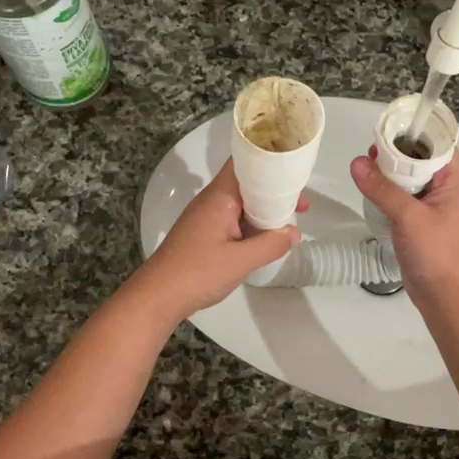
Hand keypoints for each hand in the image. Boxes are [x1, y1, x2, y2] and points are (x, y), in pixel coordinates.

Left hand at [128, 159, 302, 321]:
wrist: (158, 296)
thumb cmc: (198, 273)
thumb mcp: (241, 261)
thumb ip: (271, 245)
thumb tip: (294, 232)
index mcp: (220, 197)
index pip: (244, 163)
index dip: (270, 162)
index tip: (294, 174)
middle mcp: (212, 200)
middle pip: (246, 183)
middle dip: (274, 191)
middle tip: (301, 206)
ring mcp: (205, 217)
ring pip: (240, 203)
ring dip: (264, 210)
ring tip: (288, 223)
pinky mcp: (202, 233)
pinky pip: (232, 219)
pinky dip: (251, 224)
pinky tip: (264, 239)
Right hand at [350, 147, 458, 303]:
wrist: (445, 297)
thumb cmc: (436, 253)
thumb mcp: (409, 217)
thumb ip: (382, 190)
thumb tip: (356, 163)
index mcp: (451, 183)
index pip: (438, 145)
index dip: (417, 133)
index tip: (391, 128)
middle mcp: (443, 191)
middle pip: (420, 161)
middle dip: (397, 153)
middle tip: (371, 149)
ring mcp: (430, 209)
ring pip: (409, 182)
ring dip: (389, 174)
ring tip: (365, 168)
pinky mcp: (418, 226)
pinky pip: (402, 201)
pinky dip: (387, 194)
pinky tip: (369, 192)